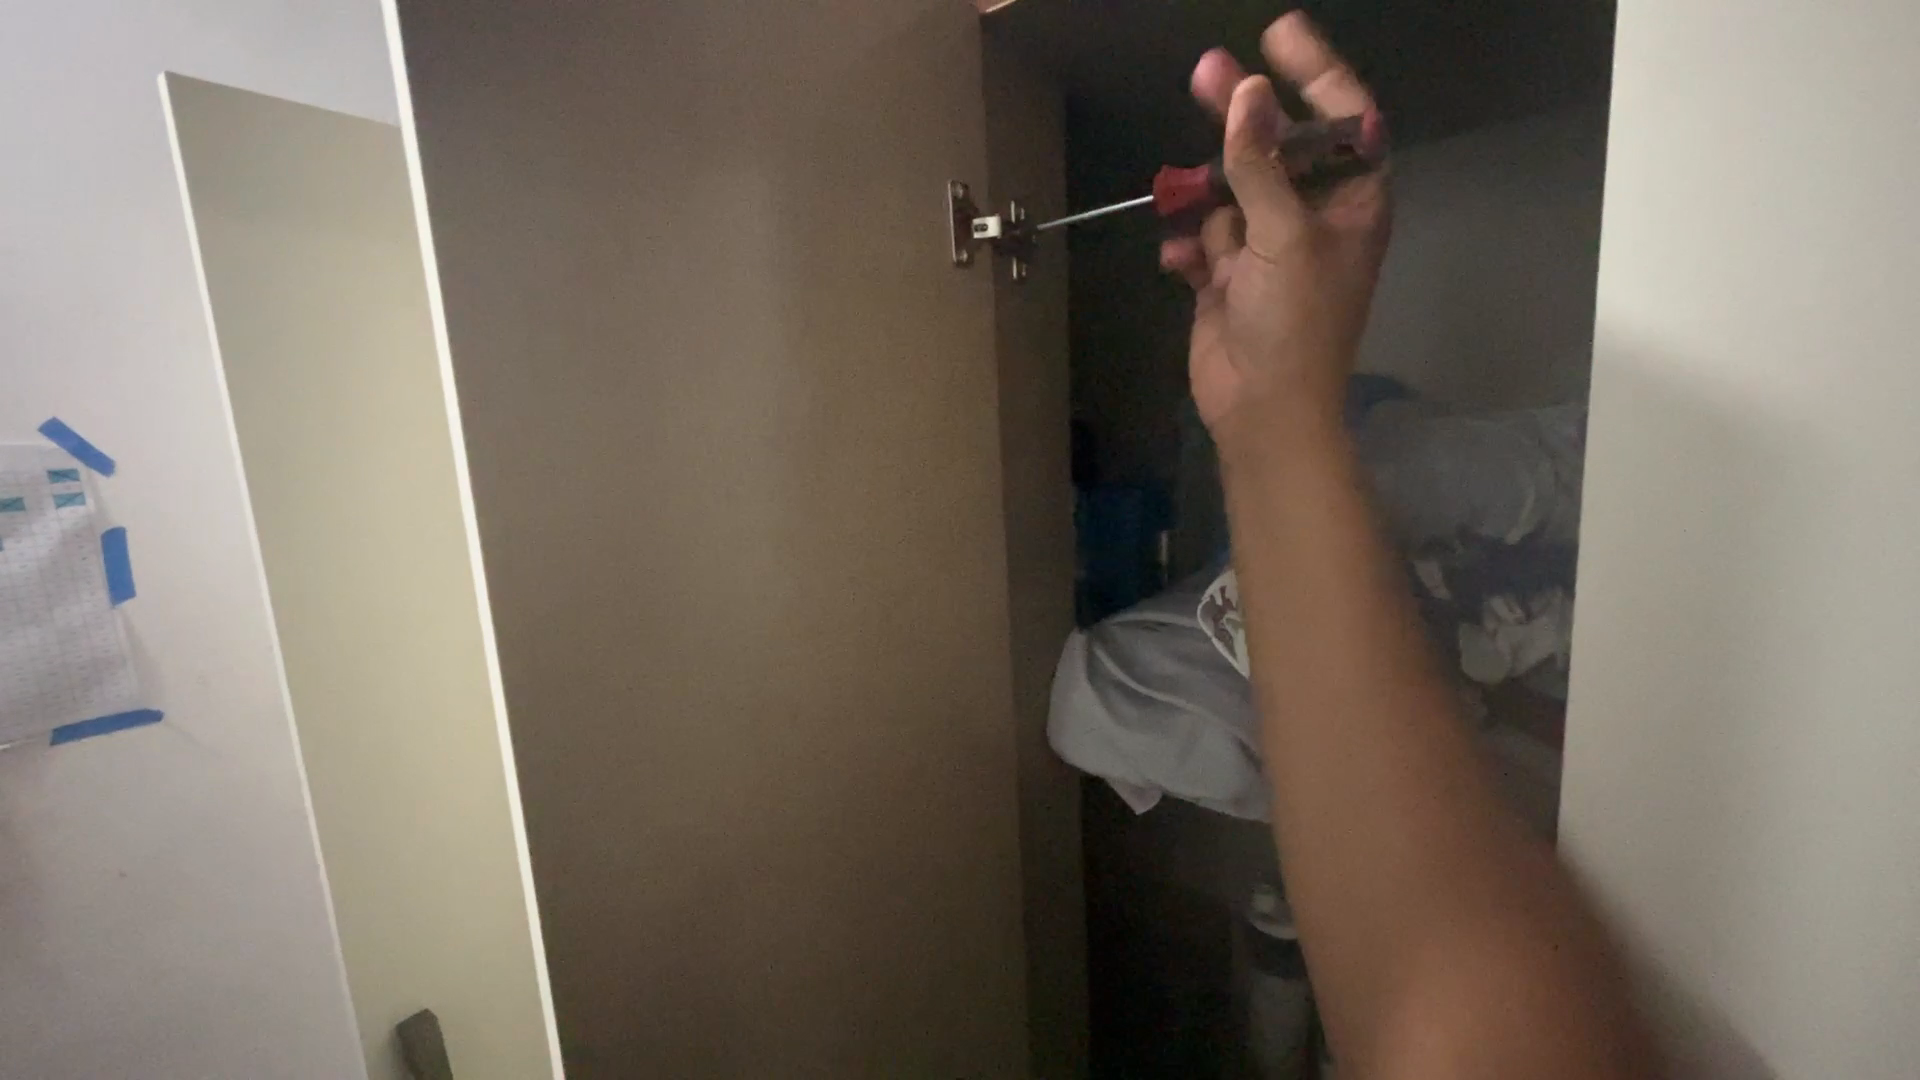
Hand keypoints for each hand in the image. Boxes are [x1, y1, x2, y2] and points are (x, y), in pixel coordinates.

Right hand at [1162, 13, 1391, 444]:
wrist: (1262, 406)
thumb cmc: (1295, 321)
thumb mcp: (1285, 235)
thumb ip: (1262, 164)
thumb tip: (1248, 90)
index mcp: (1352, 202)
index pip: (1342, 119)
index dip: (1314, 73)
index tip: (1277, 32)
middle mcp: (1310, 218)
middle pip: (1276, 150)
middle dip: (1241, 120)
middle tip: (1204, 73)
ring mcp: (1264, 250)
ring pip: (1230, 197)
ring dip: (1206, 199)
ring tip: (1181, 197)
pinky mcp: (1225, 281)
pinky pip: (1202, 245)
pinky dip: (1188, 251)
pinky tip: (1181, 265)